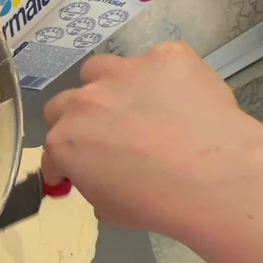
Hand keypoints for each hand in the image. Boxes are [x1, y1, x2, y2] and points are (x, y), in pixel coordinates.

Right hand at [40, 43, 262, 241]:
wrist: (213, 176)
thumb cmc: (153, 202)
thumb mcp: (105, 207)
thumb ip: (89, 181)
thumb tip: (97, 172)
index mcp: (64, 142)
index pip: (50, 152)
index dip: (61, 165)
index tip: (73, 173)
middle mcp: (85, 101)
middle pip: (62, 104)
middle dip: (74, 122)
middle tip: (99, 138)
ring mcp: (125, 72)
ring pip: (98, 70)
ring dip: (105, 87)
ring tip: (132, 106)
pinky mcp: (166, 55)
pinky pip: (152, 62)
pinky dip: (157, 79)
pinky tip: (176, 99)